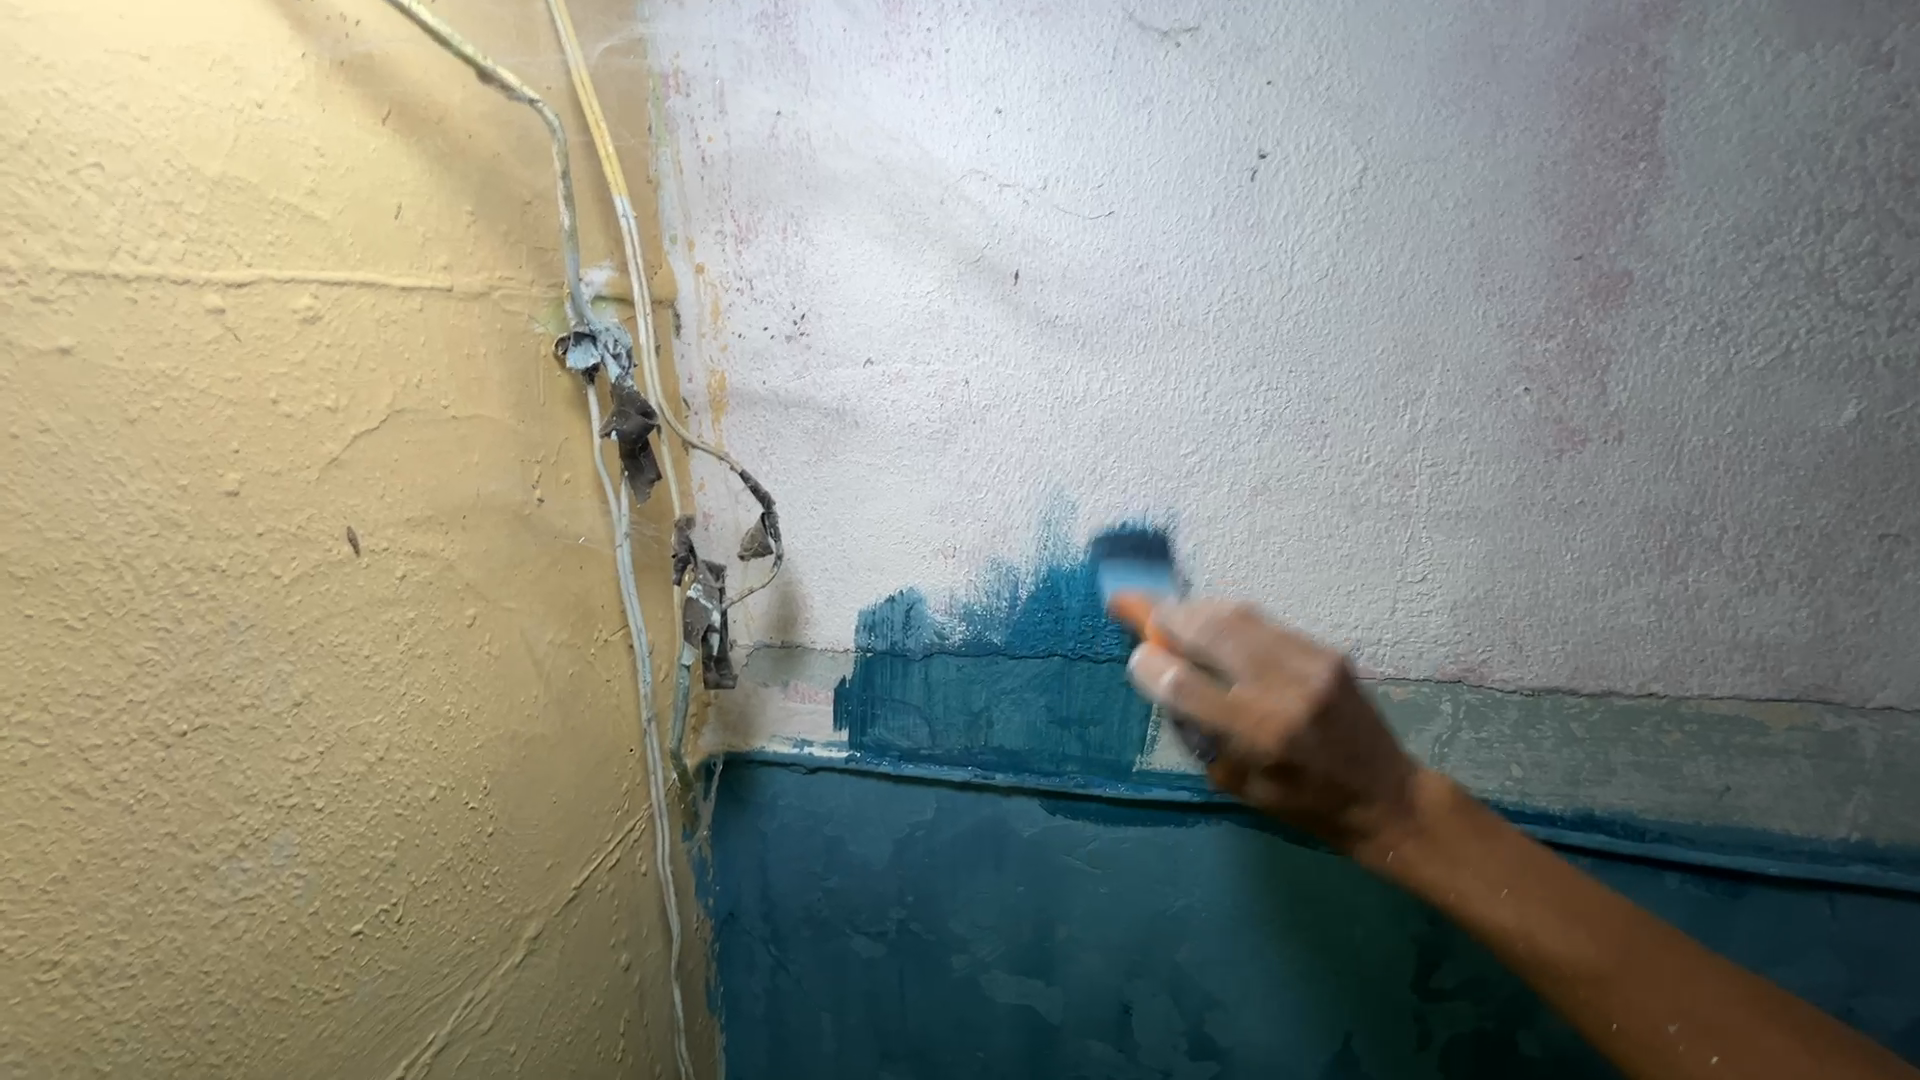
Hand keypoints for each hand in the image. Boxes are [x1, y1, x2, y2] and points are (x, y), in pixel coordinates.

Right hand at [1126, 600, 1419, 851]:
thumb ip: (1196, 727)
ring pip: (1235, 614)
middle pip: (1208, 630)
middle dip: (1163, 616)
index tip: (1136, 658)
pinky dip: (1227, 617)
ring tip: (1171, 612)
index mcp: (1260, 736)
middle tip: (1133, 605)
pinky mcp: (1327, 650)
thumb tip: (1161, 673)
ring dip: (1194, 609)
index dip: (1150, 665)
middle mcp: (1284, 691)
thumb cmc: (1303, 803)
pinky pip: (1263, 621)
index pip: (1185, 684)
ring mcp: (1311, 663)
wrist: (1387, 797)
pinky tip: (1213, 622)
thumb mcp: (1236, 782)